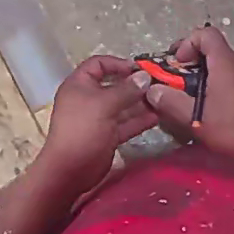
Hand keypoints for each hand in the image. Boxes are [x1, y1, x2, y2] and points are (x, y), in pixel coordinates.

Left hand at [37, 56, 156, 190]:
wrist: (70, 171)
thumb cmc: (83, 129)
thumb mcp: (105, 104)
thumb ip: (127, 89)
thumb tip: (145, 76)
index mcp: (80, 85)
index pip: (98, 64)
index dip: (118, 63)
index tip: (139, 69)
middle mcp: (89, 99)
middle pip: (114, 85)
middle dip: (136, 85)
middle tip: (159, 84)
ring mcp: (99, 118)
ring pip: (122, 105)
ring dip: (141, 102)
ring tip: (163, 100)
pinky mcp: (107, 135)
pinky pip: (126, 123)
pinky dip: (140, 120)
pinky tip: (158, 117)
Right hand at [143, 26, 233, 161]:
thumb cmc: (233, 128)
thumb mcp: (195, 119)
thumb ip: (171, 102)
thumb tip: (152, 90)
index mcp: (225, 62)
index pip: (206, 34)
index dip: (187, 43)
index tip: (176, 64)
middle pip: (211, 47)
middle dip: (189, 61)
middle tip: (175, 82)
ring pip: (219, 62)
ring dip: (200, 73)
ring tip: (188, 96)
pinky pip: (227, 74)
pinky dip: (213, 82)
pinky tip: (206, 105)